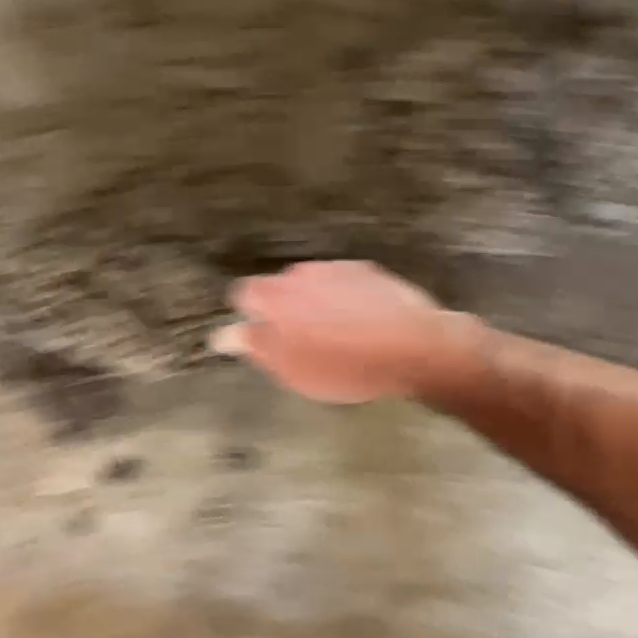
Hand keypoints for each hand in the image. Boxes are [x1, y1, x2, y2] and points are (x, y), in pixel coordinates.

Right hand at [211, 261, 463, 403]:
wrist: (414, 346)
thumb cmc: (344, 365)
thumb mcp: (291, 369)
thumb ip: (255, 346)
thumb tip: (222, 335)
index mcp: (275, 296)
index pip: (243, 294)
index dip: (249, 316)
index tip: (261, 338)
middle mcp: (302, 273)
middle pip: (279, 287)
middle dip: (284, 310)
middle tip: (299, 344)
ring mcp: (338, 268)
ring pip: (313, 285)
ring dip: (315, 304)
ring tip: (334, 337)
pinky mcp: (369, 272)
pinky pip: (344, 285)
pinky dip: (344, 301)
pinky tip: (361, 326)